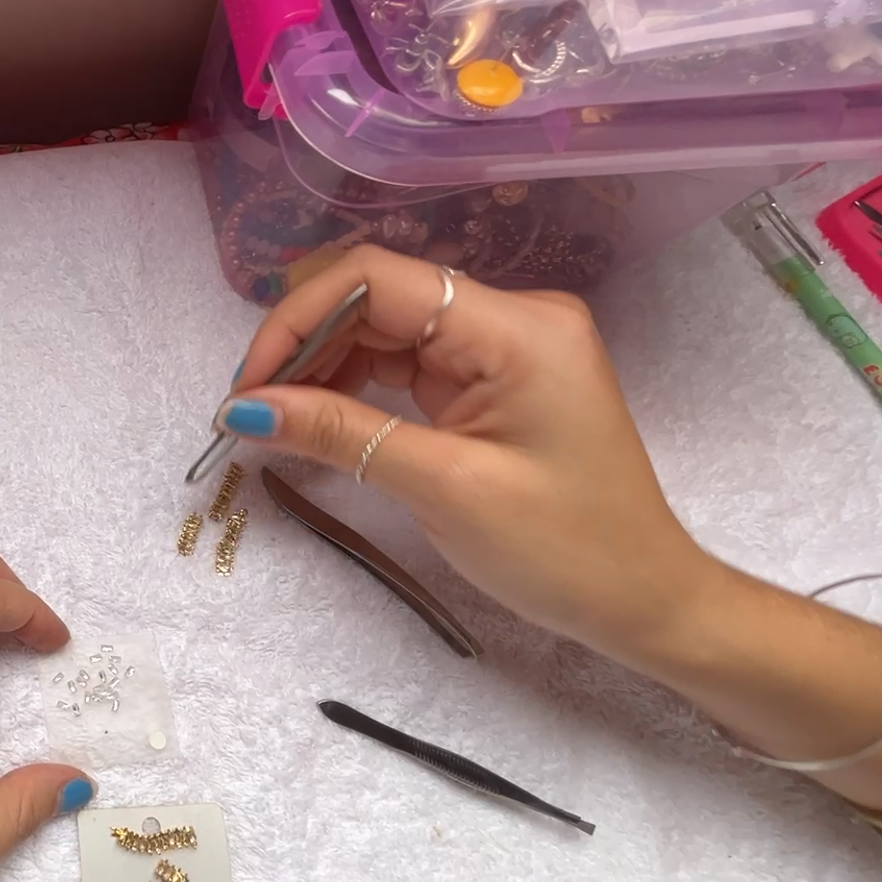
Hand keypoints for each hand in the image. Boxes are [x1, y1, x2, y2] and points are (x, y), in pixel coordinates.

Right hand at [221, 245, 718, 653]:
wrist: (641, 602)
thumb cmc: (560, 550)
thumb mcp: (439, 487)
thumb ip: (337, 433)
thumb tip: (241, 408)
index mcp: (516, 329)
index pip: (377, 280)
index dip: (297, 319)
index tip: (247, 386)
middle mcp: (506, 317)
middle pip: (371, 298)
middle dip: (299, 345)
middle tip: (249, 409)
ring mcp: (493, 344)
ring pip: (374, 327)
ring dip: (315, 366)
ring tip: (274, 417)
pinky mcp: (479, 374)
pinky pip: (392, 359)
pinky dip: (344, 384)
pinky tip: (315, 416)